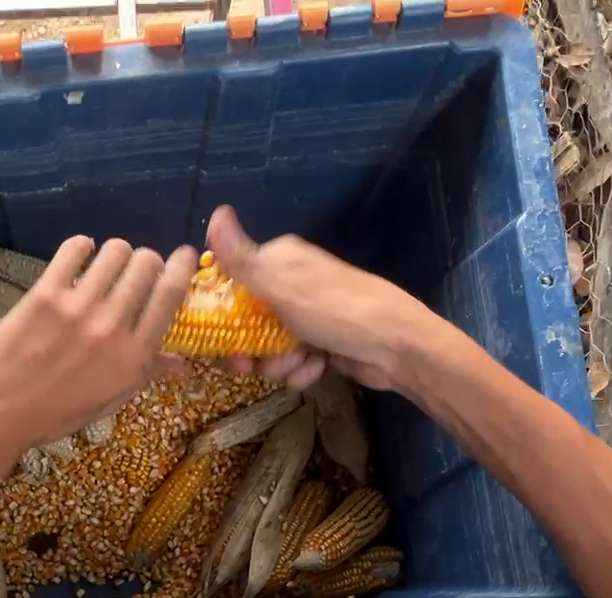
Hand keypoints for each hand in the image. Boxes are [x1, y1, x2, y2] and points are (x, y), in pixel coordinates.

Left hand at [0, 237, 198, 453]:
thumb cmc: (57, 414)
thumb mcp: (110, 400)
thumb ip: (146, 373)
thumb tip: (182, 364)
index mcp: (134, 357)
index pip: (170, 296)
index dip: (183, 267)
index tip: (185, 256)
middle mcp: (113, 327)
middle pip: (146, 266)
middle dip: (148, 260)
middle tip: (138, 268)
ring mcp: (78, 308)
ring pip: (114, 252)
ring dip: (117, 252)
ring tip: (108, 262)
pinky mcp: (45, 295)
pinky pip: (73, 251)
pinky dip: (81, 246)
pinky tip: (80, 254)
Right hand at [206, 205, 470, 394]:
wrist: (396, 348)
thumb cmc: (338, 310)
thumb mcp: (284, 285)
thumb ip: (243, 259)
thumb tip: (215, 213)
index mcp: (279, 262)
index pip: (233, 284)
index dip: (221, 313)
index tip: (219, 337)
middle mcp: (289, 287)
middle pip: (247, 324)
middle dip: (251, 349)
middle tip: (253, 364)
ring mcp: (305, 318)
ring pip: (268, 349)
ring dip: (278, 364)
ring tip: (300, 362)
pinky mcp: (319, 346)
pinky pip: (292, 364)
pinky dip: (300, 372)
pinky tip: (317, 370)